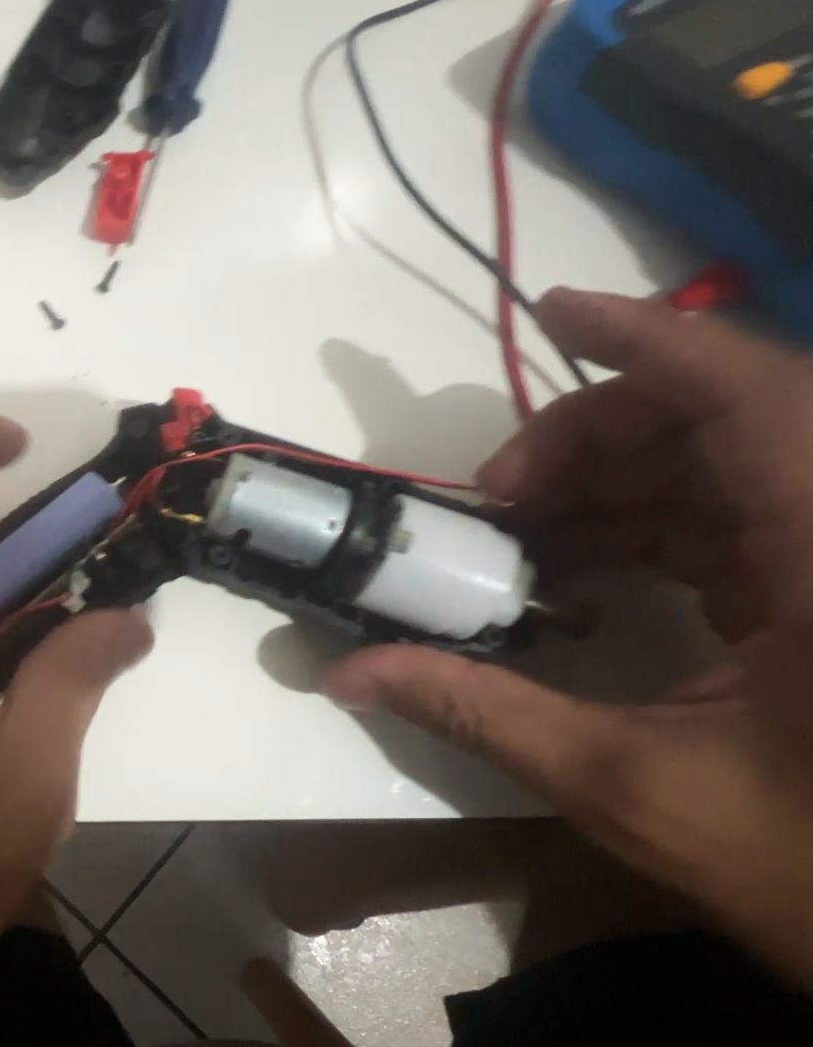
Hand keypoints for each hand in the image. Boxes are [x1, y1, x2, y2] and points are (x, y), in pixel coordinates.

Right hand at [323, 289, 812, 987]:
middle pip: (719, 421)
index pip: (750, 400)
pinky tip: (581, 572)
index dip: (648, 338)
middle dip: (588, 439)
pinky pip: (741, 515)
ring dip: (608, 485)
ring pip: (725, 464)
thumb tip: (344, 672)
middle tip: (494, 497)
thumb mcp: (627, 787)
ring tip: (520, 540)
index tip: (549, 309)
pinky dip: (648, 527)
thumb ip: (477, 710)